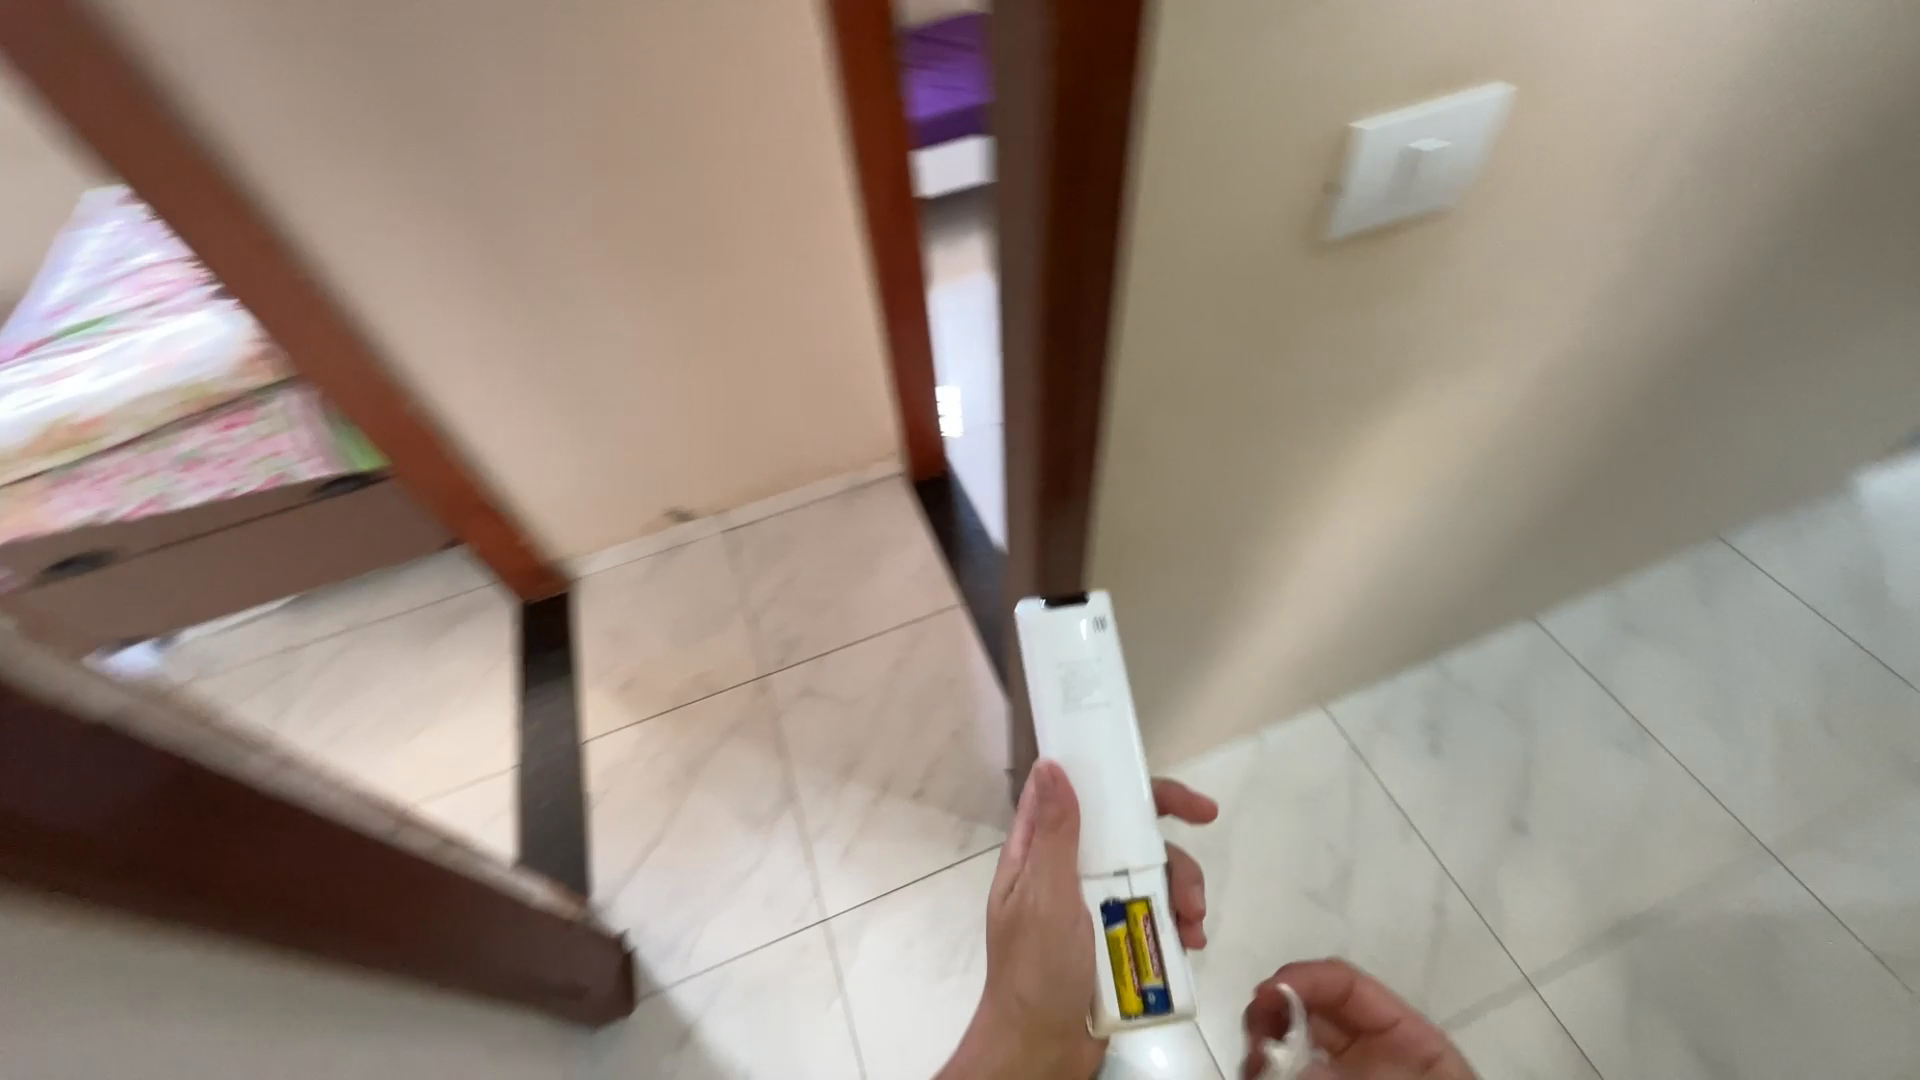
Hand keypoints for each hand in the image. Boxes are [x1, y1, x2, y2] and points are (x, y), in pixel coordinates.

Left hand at [938, 762, 1217, 1079]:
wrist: (1043, 1050)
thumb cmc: (1036, 969)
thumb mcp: (1044, 896)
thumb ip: (1054, 833)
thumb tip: (1052, 764)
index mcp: (1040, 849)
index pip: (1081, 794)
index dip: (1122, 780)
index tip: (1168, 787)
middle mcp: (1069, 867)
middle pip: (1127, 831)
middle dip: (1169, 838)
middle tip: (1206, 833)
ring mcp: (1095, 902)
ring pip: (1149, 872)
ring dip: (1181, 887)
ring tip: (1193, 922)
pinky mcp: (1117, 935)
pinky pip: (1156, 912)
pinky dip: (1178, 921)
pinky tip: (1192, 942)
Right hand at [1240, 959, 1473, 1079]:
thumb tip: (1296, 1071)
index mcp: (1406, 1041)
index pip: (1346, 986)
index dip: (1304, 978)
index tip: (1266, 995)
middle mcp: (1367, 1055)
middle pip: (1306, 1009)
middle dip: (1272, 1015)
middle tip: (1255, 1042)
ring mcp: (1340, 1079)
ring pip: (1287, 1046)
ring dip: (1263, 1052)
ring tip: (1255, 1072)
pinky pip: (1285, 1077)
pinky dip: (1265, 1076)